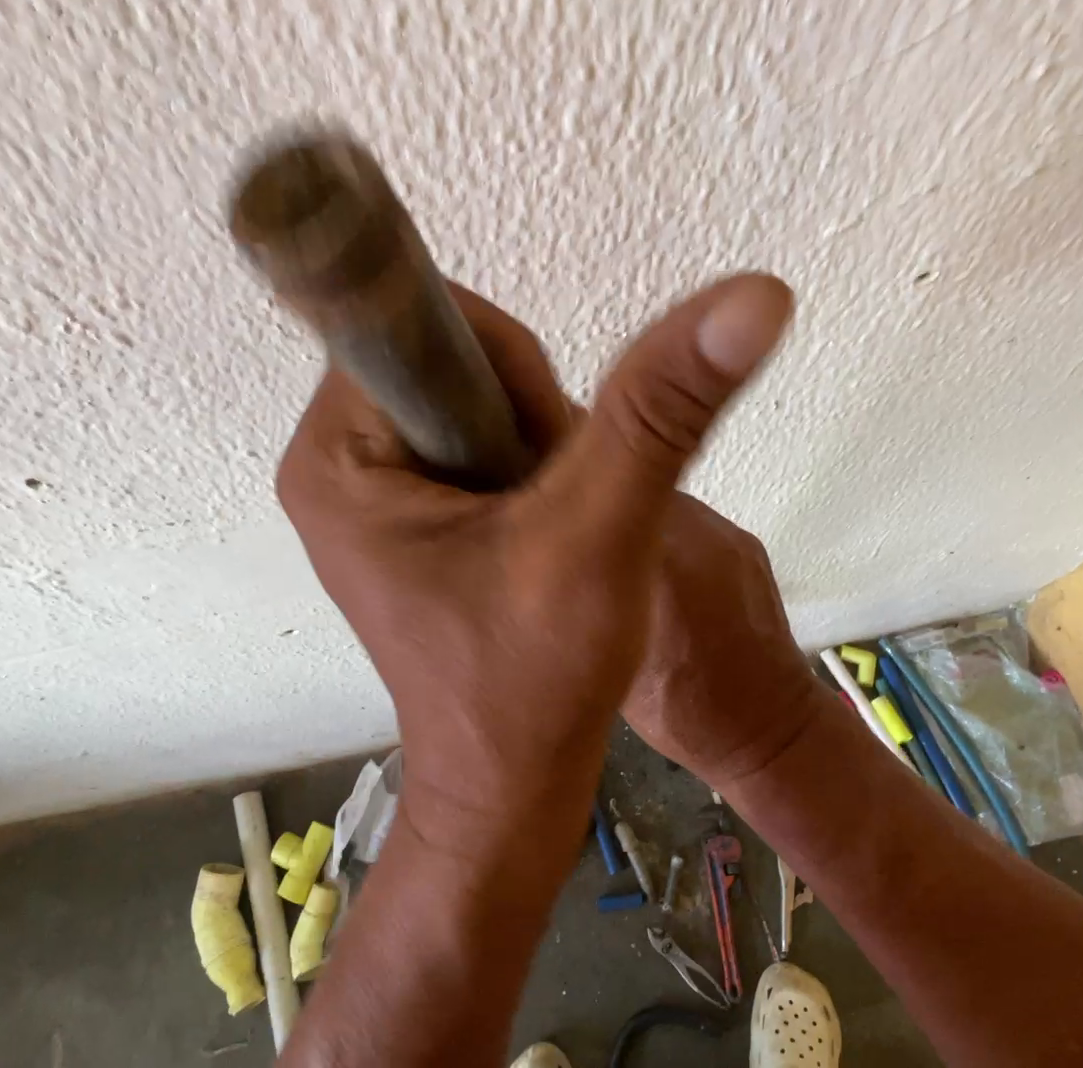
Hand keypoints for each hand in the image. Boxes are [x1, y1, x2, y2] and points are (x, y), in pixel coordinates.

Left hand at [277, 276, 793, 855]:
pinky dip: (521, 470)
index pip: (425, 323)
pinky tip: (538, 537)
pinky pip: (466, 443)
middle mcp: (328, 462)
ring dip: (534, 446)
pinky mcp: (397, 519)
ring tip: (549, 533)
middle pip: (448, 360)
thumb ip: (659, 412)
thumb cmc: (531, 681)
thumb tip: (754, 294)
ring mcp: (360, 492)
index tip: (548, 461)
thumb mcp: (597, 537)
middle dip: (528, 417)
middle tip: (554, 512)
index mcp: (333, 453)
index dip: (514, 372)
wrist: (507, 788)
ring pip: (467, 400)